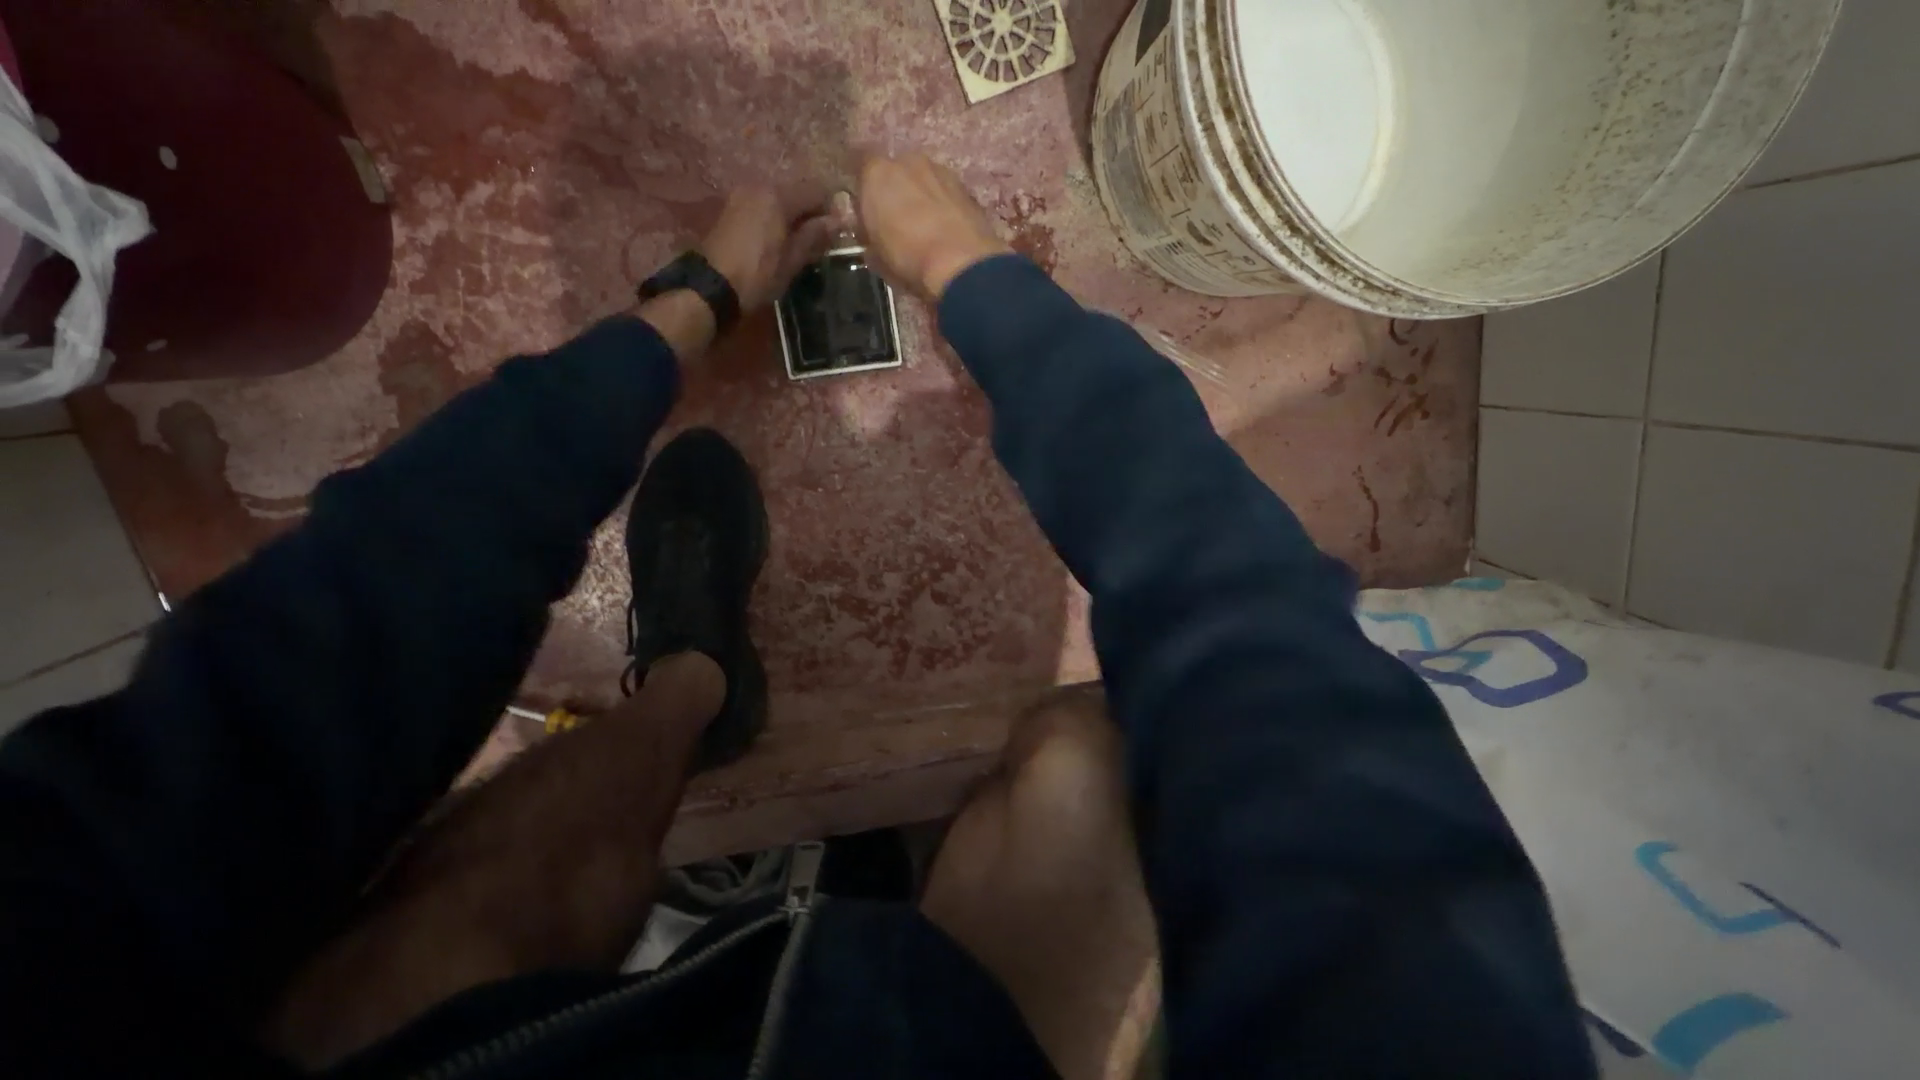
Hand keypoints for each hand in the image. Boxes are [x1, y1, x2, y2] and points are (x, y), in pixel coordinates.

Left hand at [697, 183, 834, 311]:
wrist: (710, 287)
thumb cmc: (757, 276)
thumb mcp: (791, 260)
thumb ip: (814, 235)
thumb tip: (837, 221)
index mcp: (778, 196)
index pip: (817, 190)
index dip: (831, 209)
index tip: (838, 232)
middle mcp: (759, 186)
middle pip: (796, 192)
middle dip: (810, 212)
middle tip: (819, 241)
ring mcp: (741, 195)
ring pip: (778, 199)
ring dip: (791, 216)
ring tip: (798, 243)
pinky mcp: (730, 208)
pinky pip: (762, 206)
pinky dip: (774, 218)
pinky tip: (777, 240)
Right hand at [857, 152, 1011, 301]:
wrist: (962, 263)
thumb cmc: (907, 257)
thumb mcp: (874, 254)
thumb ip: (867, 232)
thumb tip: (869, 232)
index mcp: (878, 173)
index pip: (858, 163)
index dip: (860, 185)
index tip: (862, 206)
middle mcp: (909, 161)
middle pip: (895, 169)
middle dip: (893, 189)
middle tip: (893, 218)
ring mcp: (941, 171)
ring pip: (923, 178)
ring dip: (920, 195)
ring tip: (923, 226)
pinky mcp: (966, 187)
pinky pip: (945, 192)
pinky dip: (942, 204)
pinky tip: (944, 229)